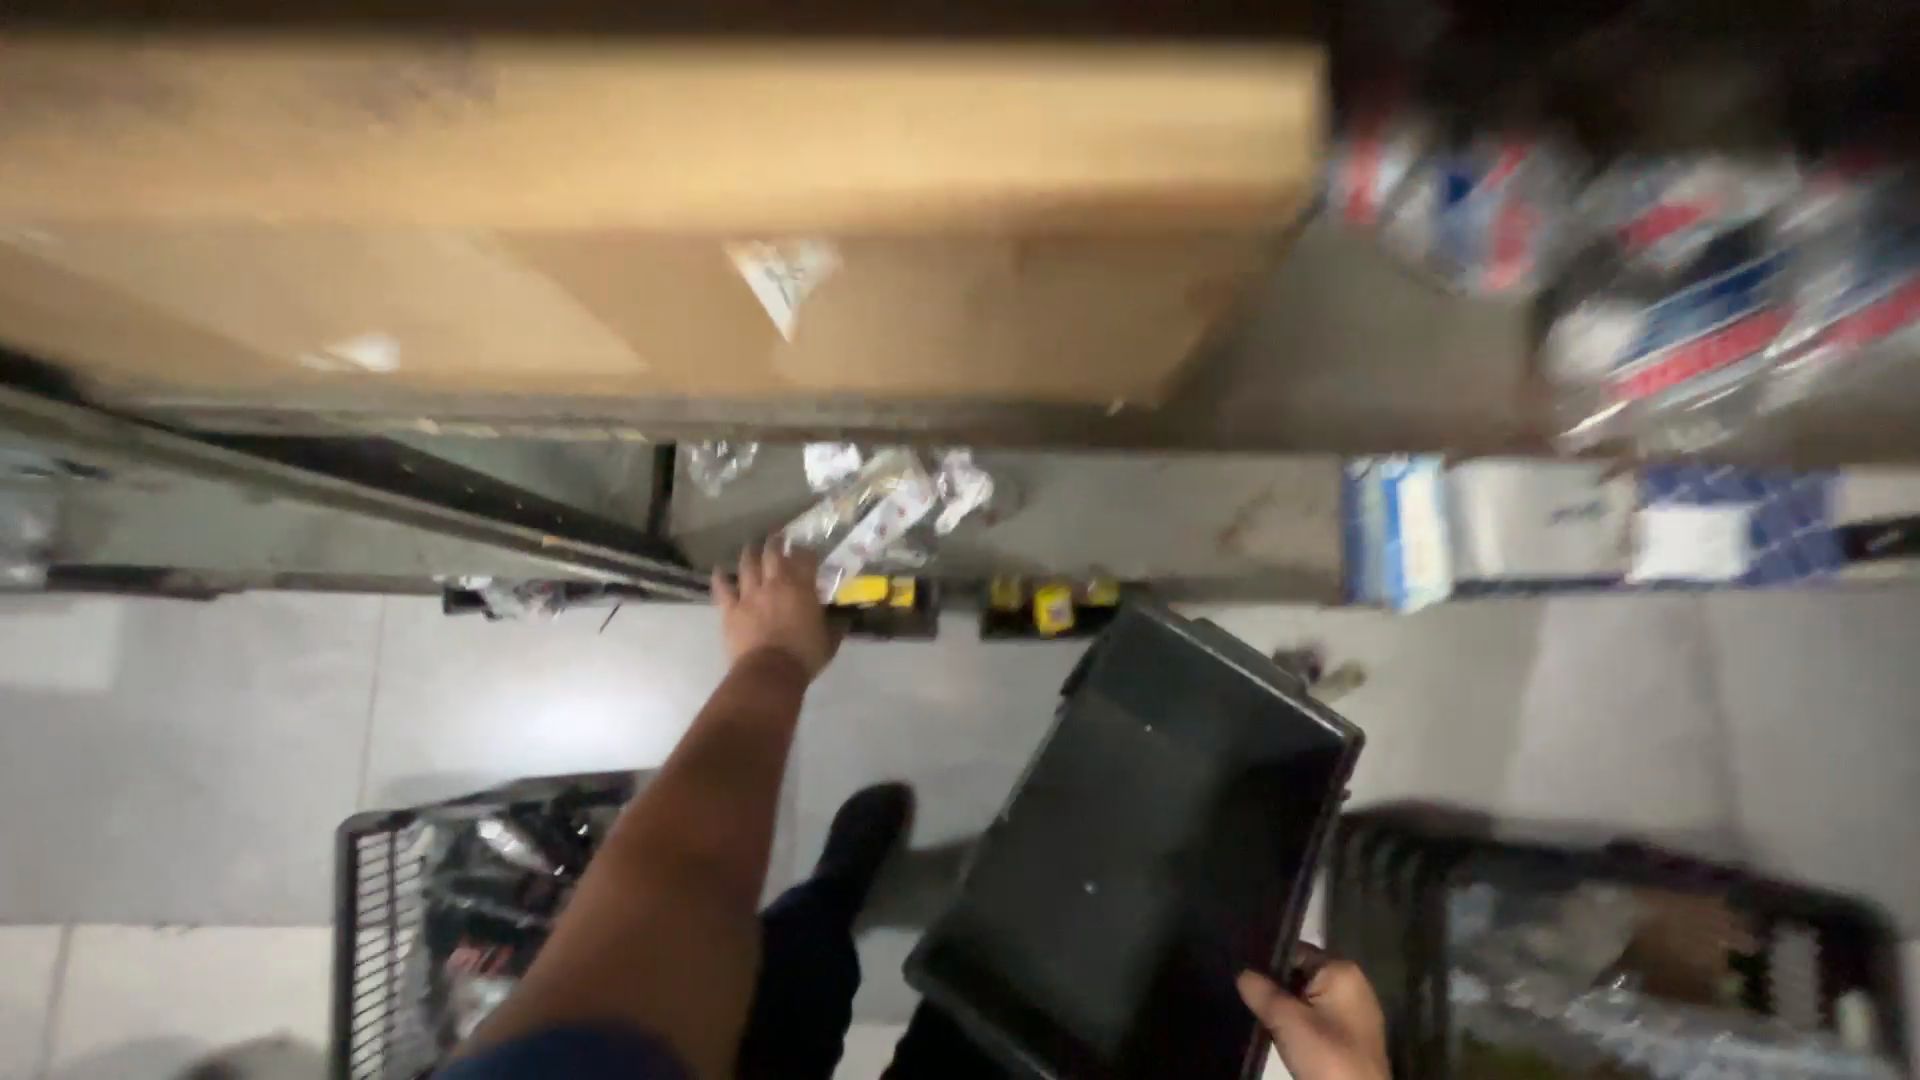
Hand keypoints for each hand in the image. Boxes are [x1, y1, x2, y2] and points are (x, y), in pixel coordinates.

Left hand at [711, 539, 840, 680]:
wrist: (770, 672)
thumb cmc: (804, 656)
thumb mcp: (830, 641)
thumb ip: (836, 626)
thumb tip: (844, 618)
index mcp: (801, 588)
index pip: (805, 559)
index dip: (807, 552)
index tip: (808, 551)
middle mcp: (774, 584)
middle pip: (773, 553)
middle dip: (776, 542)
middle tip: (777, 536)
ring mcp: (749, 595)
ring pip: (747, 565)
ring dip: (750, 552)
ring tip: (752, 546)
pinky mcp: (731, 609)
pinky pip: (723, 588)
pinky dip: (720, 578)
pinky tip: (719, 570)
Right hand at [1238, 946, 1388, 1079]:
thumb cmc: (1327, 1056)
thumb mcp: (1286, 1019)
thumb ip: (1259, 989)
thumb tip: (1241, 972)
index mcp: (1342, 971)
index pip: (1293, 951)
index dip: (1265, 959)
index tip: (1239, 967)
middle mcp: (1351, 986)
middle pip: (1298, 974)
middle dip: (1273, 985)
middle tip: (1242, 990)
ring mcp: (1352, 1014)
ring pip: (1304, 998)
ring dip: (1282, 1007)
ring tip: (1254, 1009)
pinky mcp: (1349, 1039)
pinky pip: (1313, 1018)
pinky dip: (1295, 1023)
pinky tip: (1274, 1031)